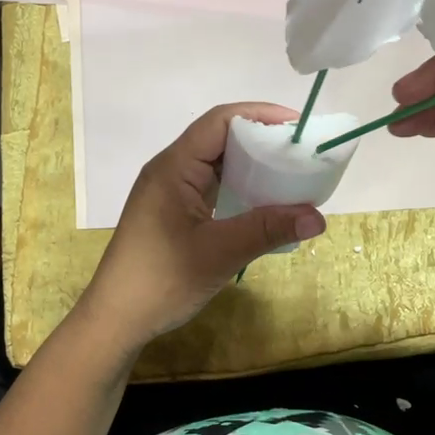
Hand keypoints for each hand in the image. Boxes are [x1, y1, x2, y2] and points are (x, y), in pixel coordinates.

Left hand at [80, 103, 327, 345]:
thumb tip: (317, 217)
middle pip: (219, 140)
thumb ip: (267, 230)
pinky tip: (266, 206)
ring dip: (252, 168)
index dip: (259, 116)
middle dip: (262, 141)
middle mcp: (170, 172)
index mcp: (173, 168)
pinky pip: (211, 188)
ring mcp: (170, 193)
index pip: (219, 122)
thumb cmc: (161, 280)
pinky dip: (239, 190)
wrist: (116, 318)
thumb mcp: (219, 253)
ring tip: (293, 176)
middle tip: (303, 154)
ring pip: (216, 166)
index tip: (298, 127)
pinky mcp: (173, 213)